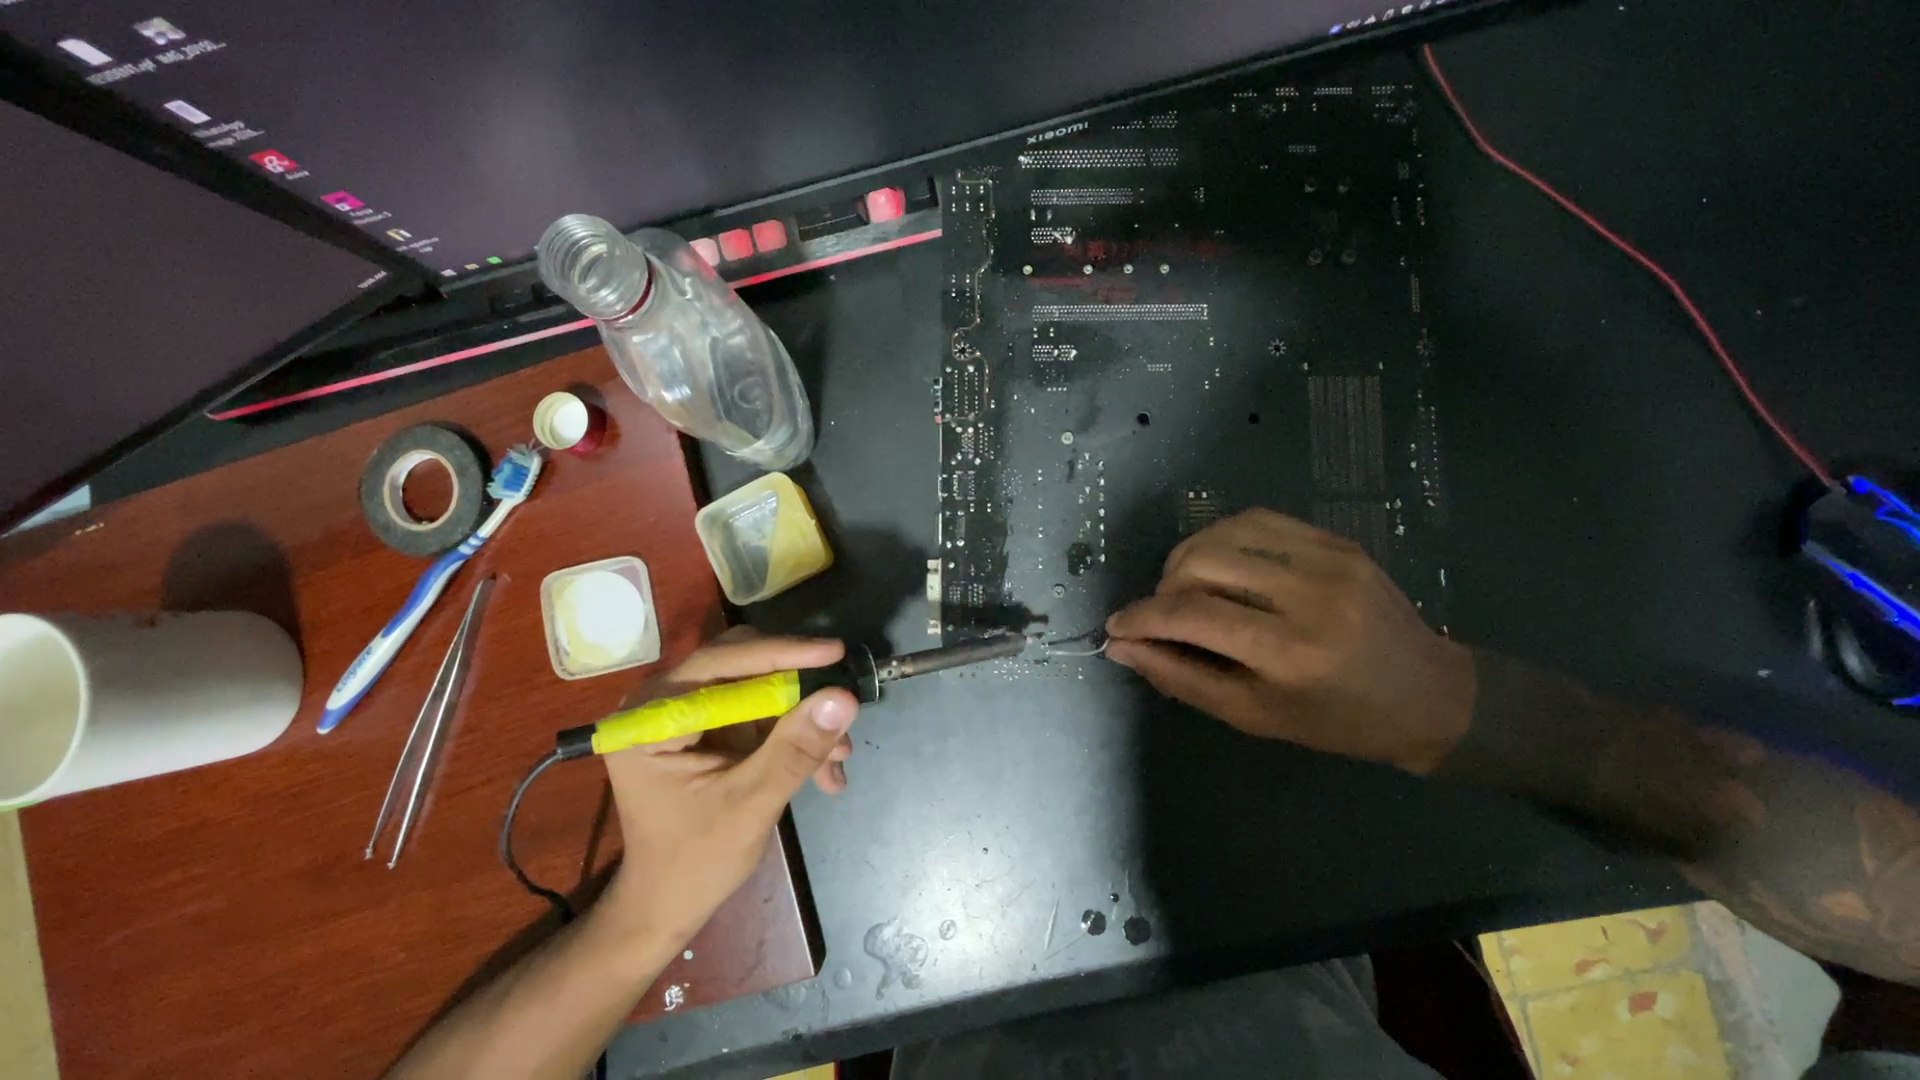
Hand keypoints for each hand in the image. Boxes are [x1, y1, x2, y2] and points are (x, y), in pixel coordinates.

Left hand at [597, 628, 858, 943]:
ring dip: (803, 718)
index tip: (835, 653)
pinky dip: (795, 735)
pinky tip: (825, 771)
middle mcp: (663, 702)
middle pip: (742, 665)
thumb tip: (843, 697)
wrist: (668, 905)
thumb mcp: (749, 806)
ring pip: (759, 688)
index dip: (781, 655)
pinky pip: (763, 713)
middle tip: (842, 705)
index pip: (720, 664)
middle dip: (797, 689)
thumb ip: (794, 750)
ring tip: (839, 757)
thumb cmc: (694, 863)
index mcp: (650, 717)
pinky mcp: (711, 730)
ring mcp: (688, 714)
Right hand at [1104, 509, 1474, 773]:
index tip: (1116, 626)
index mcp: (1289, 652)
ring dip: (1189, 557)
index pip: (1192, 614)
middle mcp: (1308, 595)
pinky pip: (1258, 520)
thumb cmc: (1336, 721)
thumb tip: (1122, 646)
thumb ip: (1181, 677)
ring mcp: (1327, 559)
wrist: (1427, 694)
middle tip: (1162, 614)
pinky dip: (1223, 538)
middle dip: (1163, 586)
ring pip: (1225, 531)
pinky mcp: (1336, 540)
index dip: (1142, 616)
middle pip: (1202, 561)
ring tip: (1188, 587)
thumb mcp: (1253, 715)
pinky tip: (1222, 564)